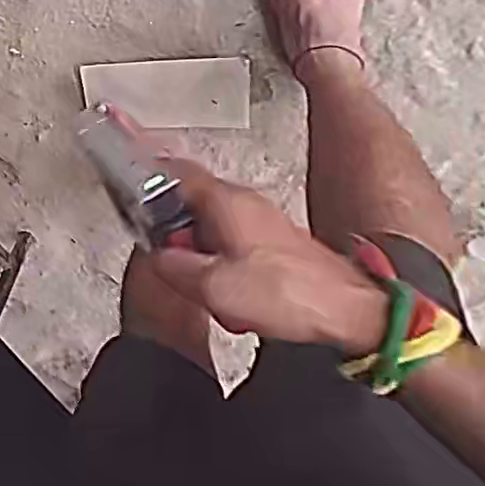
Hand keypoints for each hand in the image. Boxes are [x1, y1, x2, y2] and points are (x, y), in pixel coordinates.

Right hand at [147, 159, 388, 353]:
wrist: (354, 315)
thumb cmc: (294, 294)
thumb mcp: (210, 285)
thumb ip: (171, 266)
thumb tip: (156, 257)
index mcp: (225, 203)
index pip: (174, 172)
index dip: (146, 171)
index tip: (129, 170)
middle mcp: (244, 205)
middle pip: (187, 197)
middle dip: (164, 218)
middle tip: (153, 240)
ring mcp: (260, 222)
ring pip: (206, 220)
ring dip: (189, 240)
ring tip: (187, 272)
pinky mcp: (272, 244)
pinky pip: (225, 238)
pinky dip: (209, 253)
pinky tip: (214, 283)